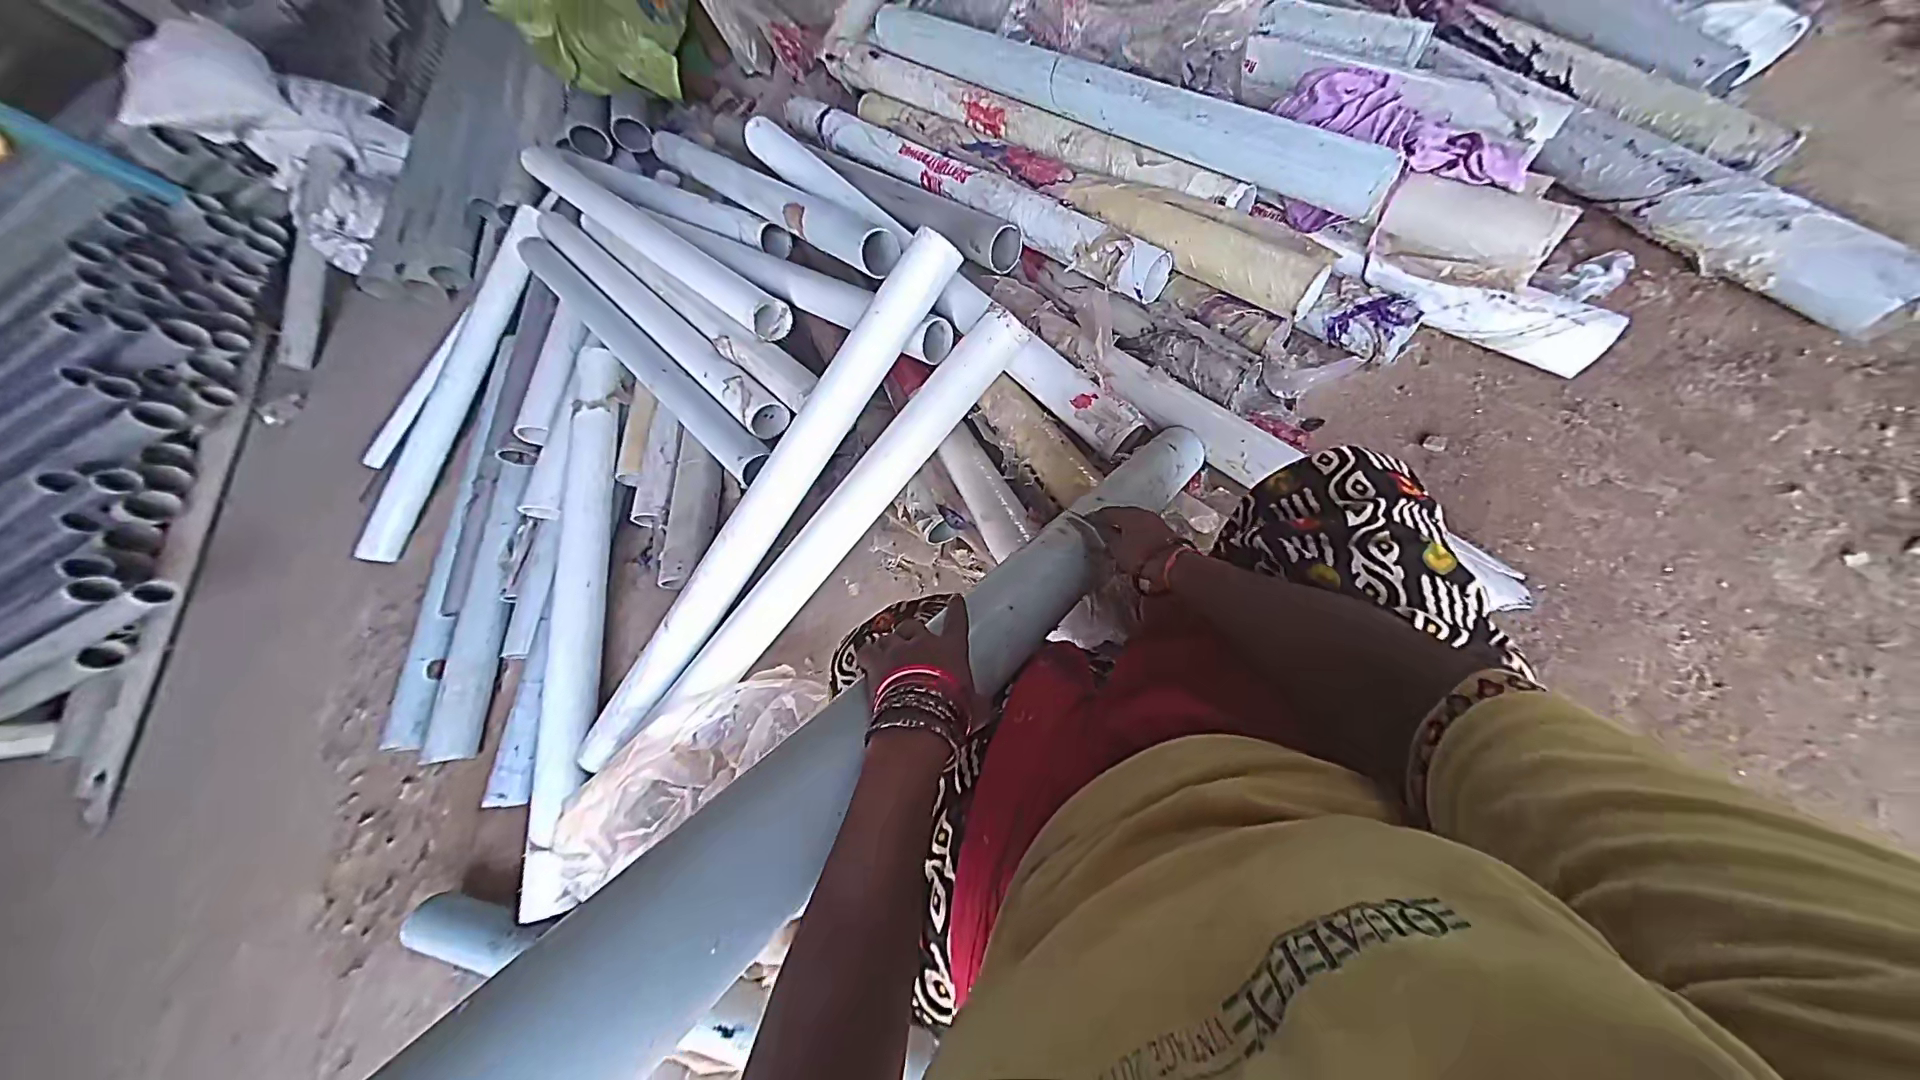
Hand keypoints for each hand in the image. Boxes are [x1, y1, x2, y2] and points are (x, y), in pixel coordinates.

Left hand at [855, 596, 986, 732]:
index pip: (957, 621)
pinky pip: (866, 650)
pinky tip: (866, 661)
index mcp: (951, 648)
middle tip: (910, 644)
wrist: (920, 716)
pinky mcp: (875, 662)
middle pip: (914, 626)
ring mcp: (897, 650)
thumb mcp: (973, 706)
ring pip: (888, 637)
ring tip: (887, 656)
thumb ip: (977, 701)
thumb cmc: (951, 709)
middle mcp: (923, 642)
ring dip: (888, 645)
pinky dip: (866, 655)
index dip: (956, 610)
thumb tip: (984, 709)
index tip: (955, 601)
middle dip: (911, 633)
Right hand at [1086, 506, 1192, 591]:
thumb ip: (1108, 537)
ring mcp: (1155, 522)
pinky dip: (1134, 538)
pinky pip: (1143, 532)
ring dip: (1123, 532)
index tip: (1086, 524)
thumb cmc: (1140, 556)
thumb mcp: (1118, 548)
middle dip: (1111, 525)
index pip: (1107, 512)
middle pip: (1122, 517)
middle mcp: (1142, 513)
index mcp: (1129, 514)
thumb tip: (1101, 530)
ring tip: (1113, 543)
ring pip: (1133, 525)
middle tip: (1099, 533)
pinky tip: (1129, 548)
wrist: (1172, 566)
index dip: (1095, 518)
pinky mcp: (1163, 534)